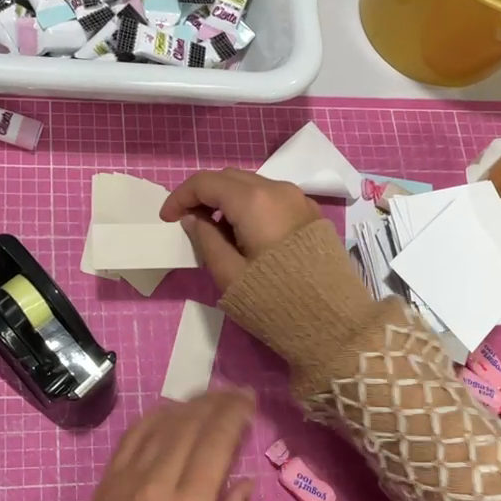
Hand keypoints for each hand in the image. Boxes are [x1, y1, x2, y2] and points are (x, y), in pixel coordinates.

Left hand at [90, 389, 255, 500]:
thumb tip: (246, 481)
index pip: (216, 444)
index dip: (235, 416)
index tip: (250, 402)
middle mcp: (157, 484)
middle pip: (192, 425)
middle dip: (218, 403)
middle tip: (237, 394)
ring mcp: (128, 477)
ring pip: (164, 423)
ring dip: (191, 404)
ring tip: (213, 397)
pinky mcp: (108, 478)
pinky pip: (135, 433)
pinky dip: (158, 415)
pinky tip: (175, 411)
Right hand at [161, 169, 321, 291]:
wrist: (333, 322)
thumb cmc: (273, 300)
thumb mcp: (228, 274)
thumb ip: (206, 239)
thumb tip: (194, 219)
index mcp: (254, 200)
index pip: (206, 183)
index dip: (181, 197)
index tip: (167, 219)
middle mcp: (278, 189)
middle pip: (230, 178)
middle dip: (203, 195)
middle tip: (187, 222)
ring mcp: (299, 199)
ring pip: (252, 186)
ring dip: (226, 200)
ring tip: (214, 230)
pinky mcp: (310, 214)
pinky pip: (271, 198)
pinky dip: (249, 206)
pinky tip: (243, 233)